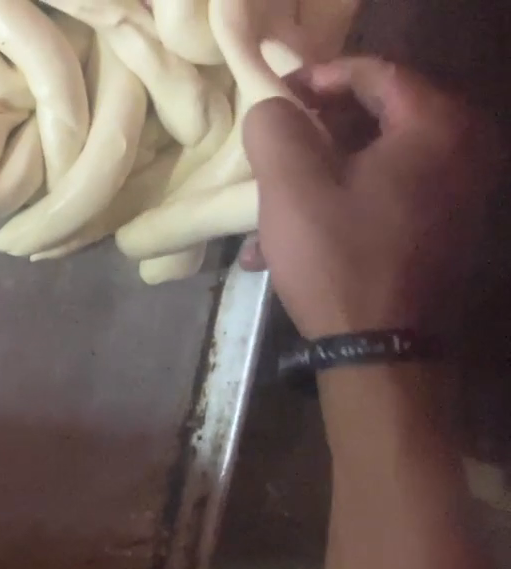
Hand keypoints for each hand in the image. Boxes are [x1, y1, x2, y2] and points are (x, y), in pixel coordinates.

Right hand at [244, 58, 500, 338]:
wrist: (380, 335)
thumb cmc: (337, 255)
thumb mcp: (291, 191)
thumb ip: (277, 135)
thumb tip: (271, 106)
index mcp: (435, 123)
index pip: (377, 73)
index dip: (318, 78)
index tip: (271, 95)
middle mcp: (462, 143)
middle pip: (378, 116)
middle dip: (313, 133)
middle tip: (266, 151)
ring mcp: (457, 184)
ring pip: (374, 159)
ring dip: (316, 175)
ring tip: (267, 207)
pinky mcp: (441, 219)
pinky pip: (383, 192)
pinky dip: (336, 202)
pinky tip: (291, 237)